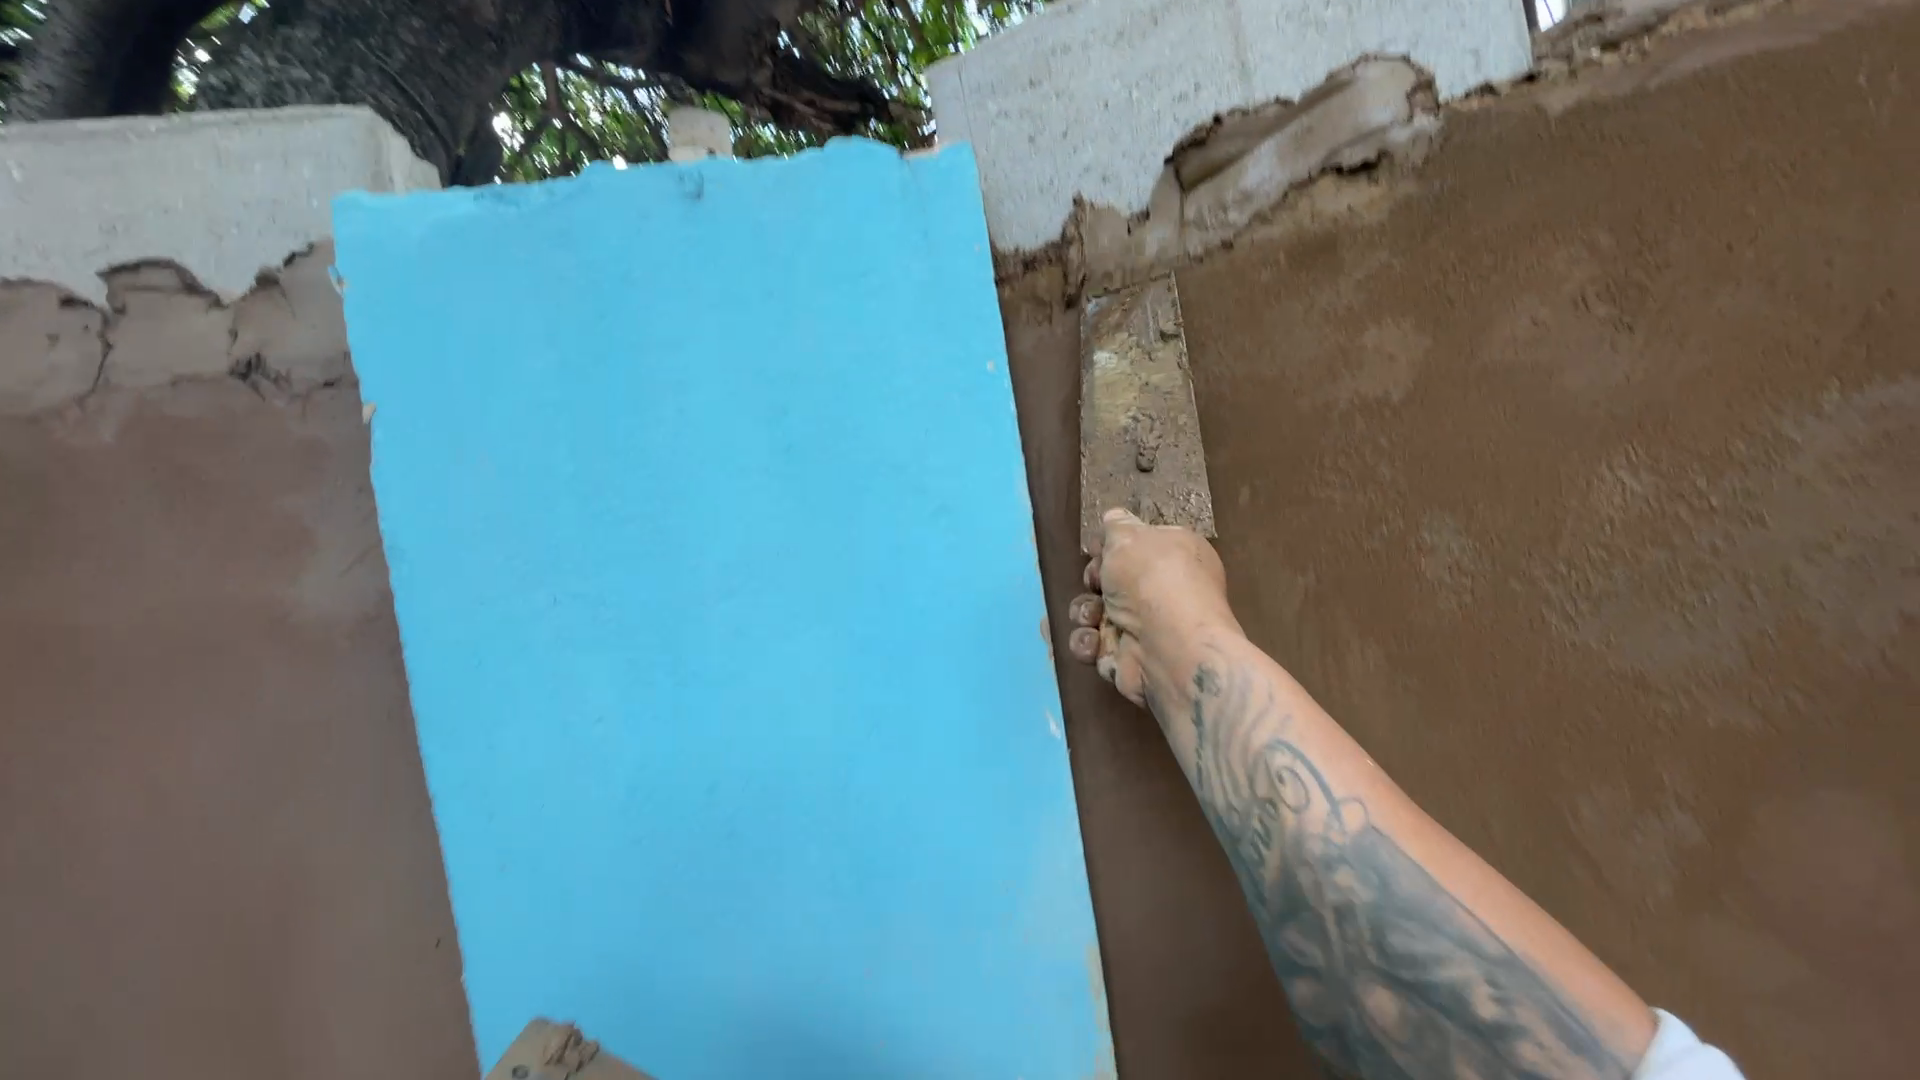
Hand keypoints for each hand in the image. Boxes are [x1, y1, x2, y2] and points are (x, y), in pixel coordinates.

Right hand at [1067, 508, 1240, 707]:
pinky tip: (1093, 642)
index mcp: (1174, 557)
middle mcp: (1162, 593)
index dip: (1111, 548)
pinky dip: (1086, 644)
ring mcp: (1144, 629)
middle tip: (1096, 584)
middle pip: (1110, 582)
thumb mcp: (1129, 536)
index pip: (1136, 548)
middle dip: (1093, 581)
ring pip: (1095, 615)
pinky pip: (1093, 647)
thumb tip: (1113, 518)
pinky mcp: (1126, 660)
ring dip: (1084, 613)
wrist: (1170, 648)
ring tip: (1092, 618)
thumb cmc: (1153, 579)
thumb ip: (1116, 525)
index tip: (1098, 551)